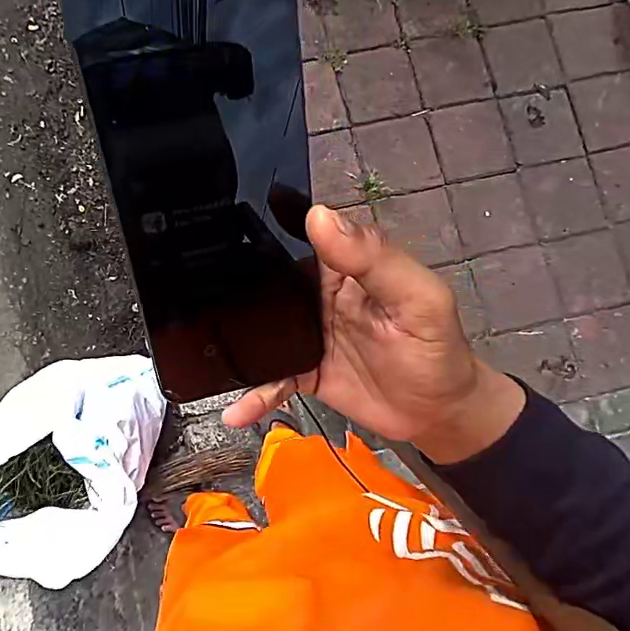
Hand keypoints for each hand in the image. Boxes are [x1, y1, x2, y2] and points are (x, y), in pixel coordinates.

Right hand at [222, 204, 524, 462]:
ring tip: (198, 348)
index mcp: (346, 266)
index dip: (264, 224)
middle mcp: (321, 295)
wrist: (439, 414)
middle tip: (190, 292)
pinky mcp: (306, 372)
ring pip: (263, 329)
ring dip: (236, 339)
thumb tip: (320, 217)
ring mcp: (310, 335)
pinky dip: (255, 393)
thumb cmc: (437, 349)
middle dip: (232, 284)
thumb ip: (375, 259)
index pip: (302, 235)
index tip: (218, 223)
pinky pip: (273, 378)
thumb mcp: (417, 299)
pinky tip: (237, 410)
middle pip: (269, 281)